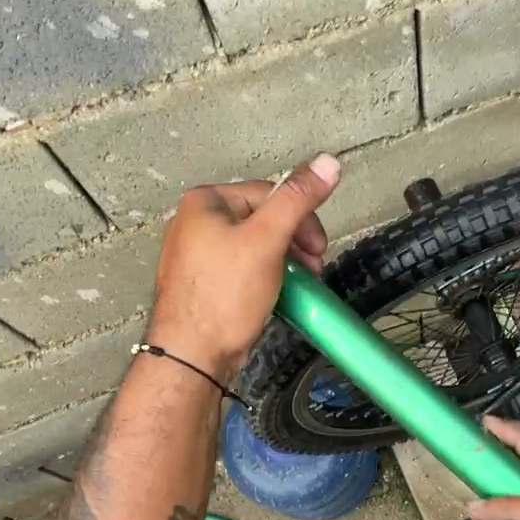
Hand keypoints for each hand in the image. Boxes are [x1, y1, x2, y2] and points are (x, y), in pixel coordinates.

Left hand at [148, 154, 338, 379]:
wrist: (193, 356)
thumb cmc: (220, 300)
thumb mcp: (267, 240)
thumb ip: (298, 200)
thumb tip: (326, 163)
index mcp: (204, 202)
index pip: (269, 194)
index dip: (301, 219)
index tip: (318, 246)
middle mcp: (196, 224)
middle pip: (264, 220)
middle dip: (294, 243)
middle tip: (311, 267)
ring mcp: (199, 257)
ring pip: (256, 247)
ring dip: (285, 264)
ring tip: (296, 286)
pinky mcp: (206, 284)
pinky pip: (245, 271)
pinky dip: (267, 280)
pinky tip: (276, 297)